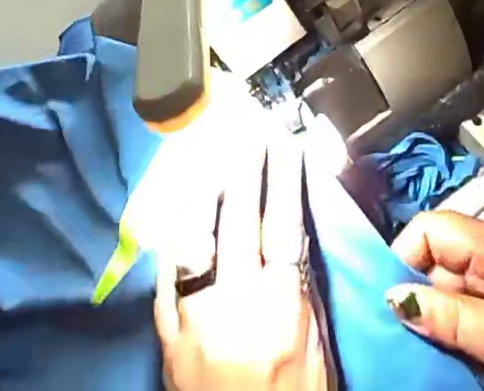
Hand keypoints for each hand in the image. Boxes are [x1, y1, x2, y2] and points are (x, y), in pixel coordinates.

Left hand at [155, 138, 327, 390]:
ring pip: (195, 239)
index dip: (285, 178)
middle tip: (248, 134)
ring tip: (213, 161)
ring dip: (206, 196)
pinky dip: (174, 245)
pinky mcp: (167, 340)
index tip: (286, 144)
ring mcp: (193, 320)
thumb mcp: (317, 349)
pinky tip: (180, 220)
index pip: (283, 223)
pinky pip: (166, 279)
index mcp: (279, 308)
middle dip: (245, 170)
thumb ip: (301, 290)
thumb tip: (294, 236)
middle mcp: (233, 305)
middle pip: (238, 220)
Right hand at [386, 211, 483, 390]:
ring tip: (410, 358)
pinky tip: (438, 363)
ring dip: (432, 324)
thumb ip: (450, 316)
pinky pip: (467, 320)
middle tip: (391, 342)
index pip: (432, 229)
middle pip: (436, 263)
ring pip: (449, 295)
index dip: (404, 257)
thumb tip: (392, 297)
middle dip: (414, 297)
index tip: (386, 305)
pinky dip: (451, 339)